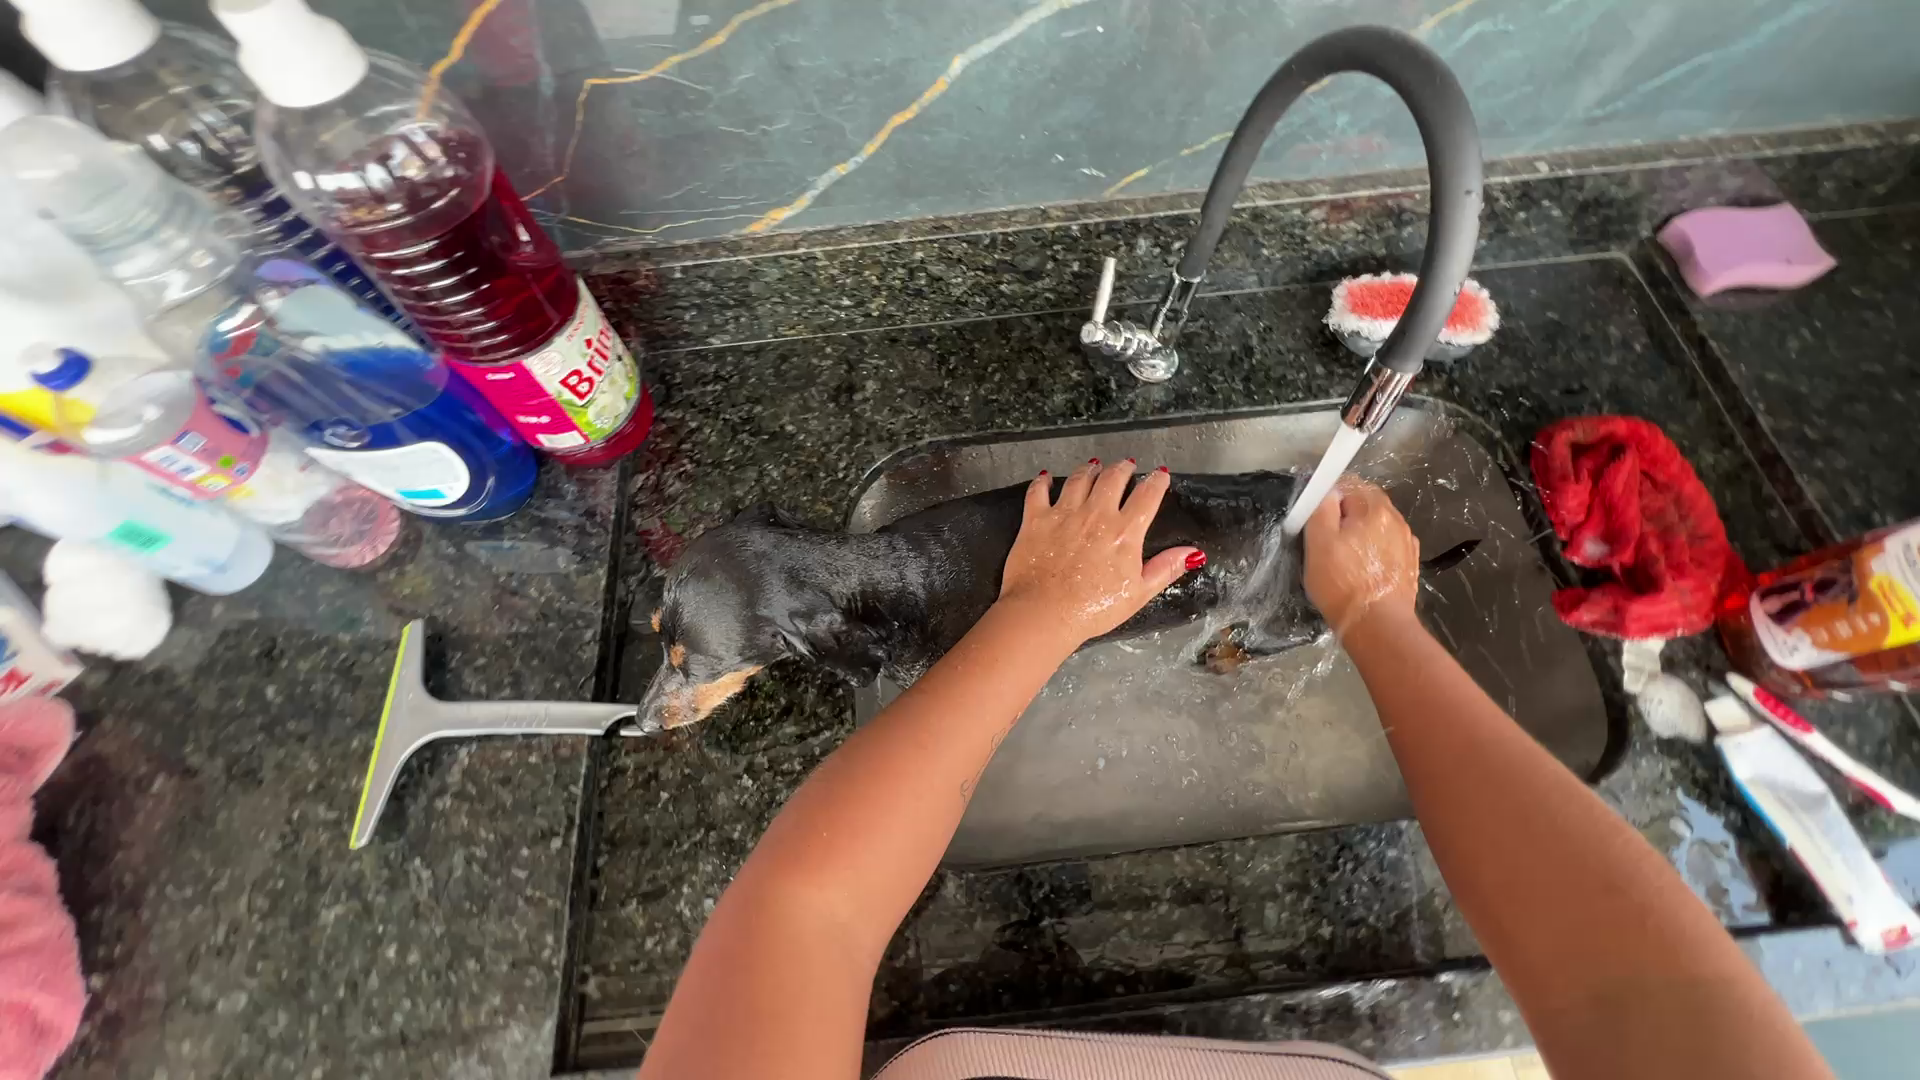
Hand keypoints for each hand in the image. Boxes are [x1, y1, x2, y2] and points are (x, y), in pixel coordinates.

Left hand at [996, 460, 1202, 645]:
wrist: (1044, 613)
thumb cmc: (1093, 609)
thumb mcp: (1138, 593)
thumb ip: (1166, 569)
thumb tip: (1193, 552)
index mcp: (1124, 532)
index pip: (1147, 495)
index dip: (1156, 481)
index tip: (1160, 475)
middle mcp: (1095, 515)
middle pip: (1112, 478)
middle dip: (1123, 468)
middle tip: (1126, 466)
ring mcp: (1064, 514)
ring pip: (1079, 479)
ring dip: (1089, 470)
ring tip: (1094, 465)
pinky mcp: (1035, 519)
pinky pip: (1038, 491)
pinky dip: (1043, 481)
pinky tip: (1046, 477)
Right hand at [1303, 479, 1419, 636]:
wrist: (1377, 624)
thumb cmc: (1341, 583)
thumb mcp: (1318, 544)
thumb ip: (1321, 509)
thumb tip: (1326, 492)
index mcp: (1373, 509)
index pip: (1348, 483)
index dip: (1327, 496)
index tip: (1314, 518)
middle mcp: (1395, 519)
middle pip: (1365, 500)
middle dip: (1345, 511)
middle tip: (1326, 536)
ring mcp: (1405, 540)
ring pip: (1376, 521)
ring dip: (1359, 528)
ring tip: (1343, 553)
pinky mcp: (1408, 560)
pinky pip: (1386, 541)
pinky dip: (1372, 545)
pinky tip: (1361, 565)